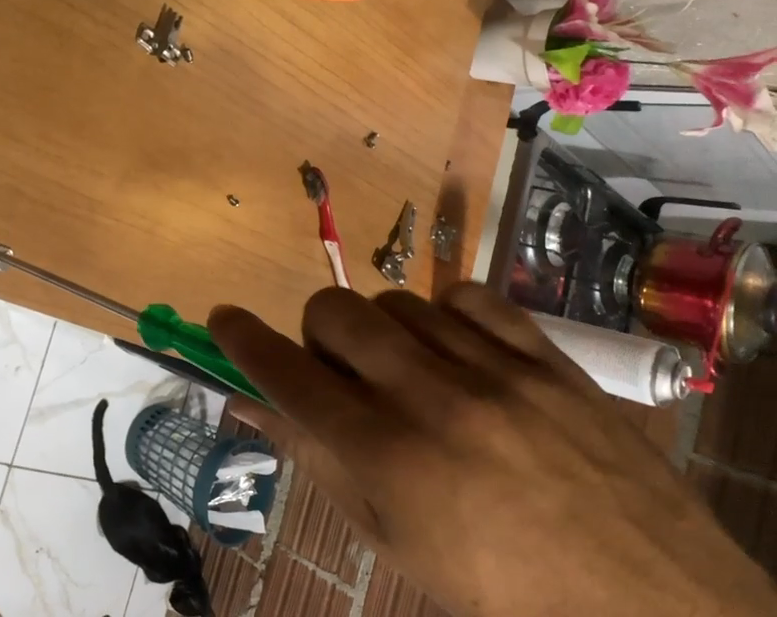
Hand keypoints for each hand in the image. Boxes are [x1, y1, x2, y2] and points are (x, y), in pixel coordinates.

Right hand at [211, 284, 776, 616]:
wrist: (660, 614)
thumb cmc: (500, 588)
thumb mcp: (391, 538)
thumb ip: (314, 458)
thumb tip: (244, 403)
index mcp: (387, 456)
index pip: (284, 371)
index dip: (240, 338)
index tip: (222, 320)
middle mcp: (433, 401)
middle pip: (334, 313)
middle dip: (316, 336)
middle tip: (342, 375)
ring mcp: (499, 376)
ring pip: (396, 302)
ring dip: (381, 332)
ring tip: (409, 370)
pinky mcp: (553, 365)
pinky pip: (473, 298)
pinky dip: (445, 314)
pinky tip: (457, 351)